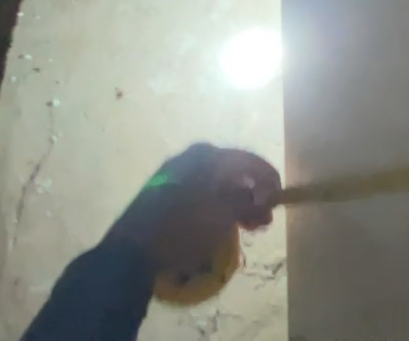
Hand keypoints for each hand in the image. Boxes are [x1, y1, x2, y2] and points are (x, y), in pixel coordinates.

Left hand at [106, 144, 281, 276]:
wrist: (129, 252)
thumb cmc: (184, 228)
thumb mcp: (224, 216)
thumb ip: (250, 203)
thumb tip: (265, 202)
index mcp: (211, 155)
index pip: (251, 162)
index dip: (269, 181)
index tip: (278, 200)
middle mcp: (194, 156)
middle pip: (234, 172)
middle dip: (251, 195)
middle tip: (261, 219)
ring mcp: (176, 170)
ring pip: (216, 182)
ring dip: (233, 202)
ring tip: (242, 225)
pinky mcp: (163, 188)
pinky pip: (199, 189)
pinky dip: (214, 203)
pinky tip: (218, 222)